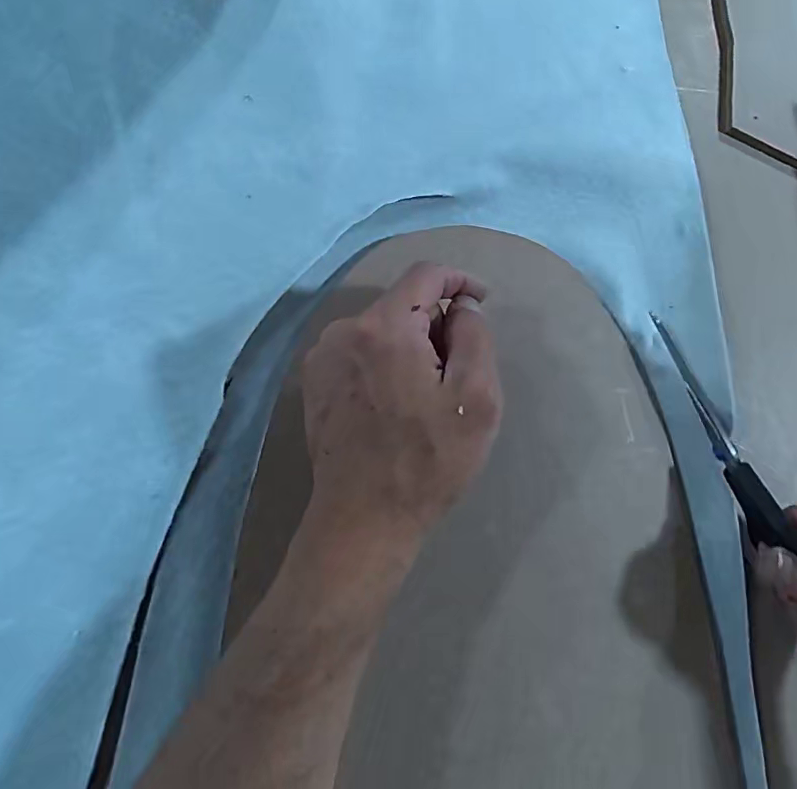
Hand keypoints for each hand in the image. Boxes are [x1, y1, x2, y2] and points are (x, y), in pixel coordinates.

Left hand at [300, 262, 502, 544]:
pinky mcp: (315, 383)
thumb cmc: (429, 460)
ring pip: (384, 327)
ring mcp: (323, 357)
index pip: (426, 273)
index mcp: (384, 329)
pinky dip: (388, 361)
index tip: (481, 302)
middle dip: (438, 324)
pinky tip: (398, 404)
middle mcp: (344, 332)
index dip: (460, 280)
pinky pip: (363, 350)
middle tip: (459, 372)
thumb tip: (462, 307)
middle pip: (405, 302)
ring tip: (429, 395)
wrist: (364, 521)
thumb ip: (475, 336)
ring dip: (414, 345)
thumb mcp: (477, 397)